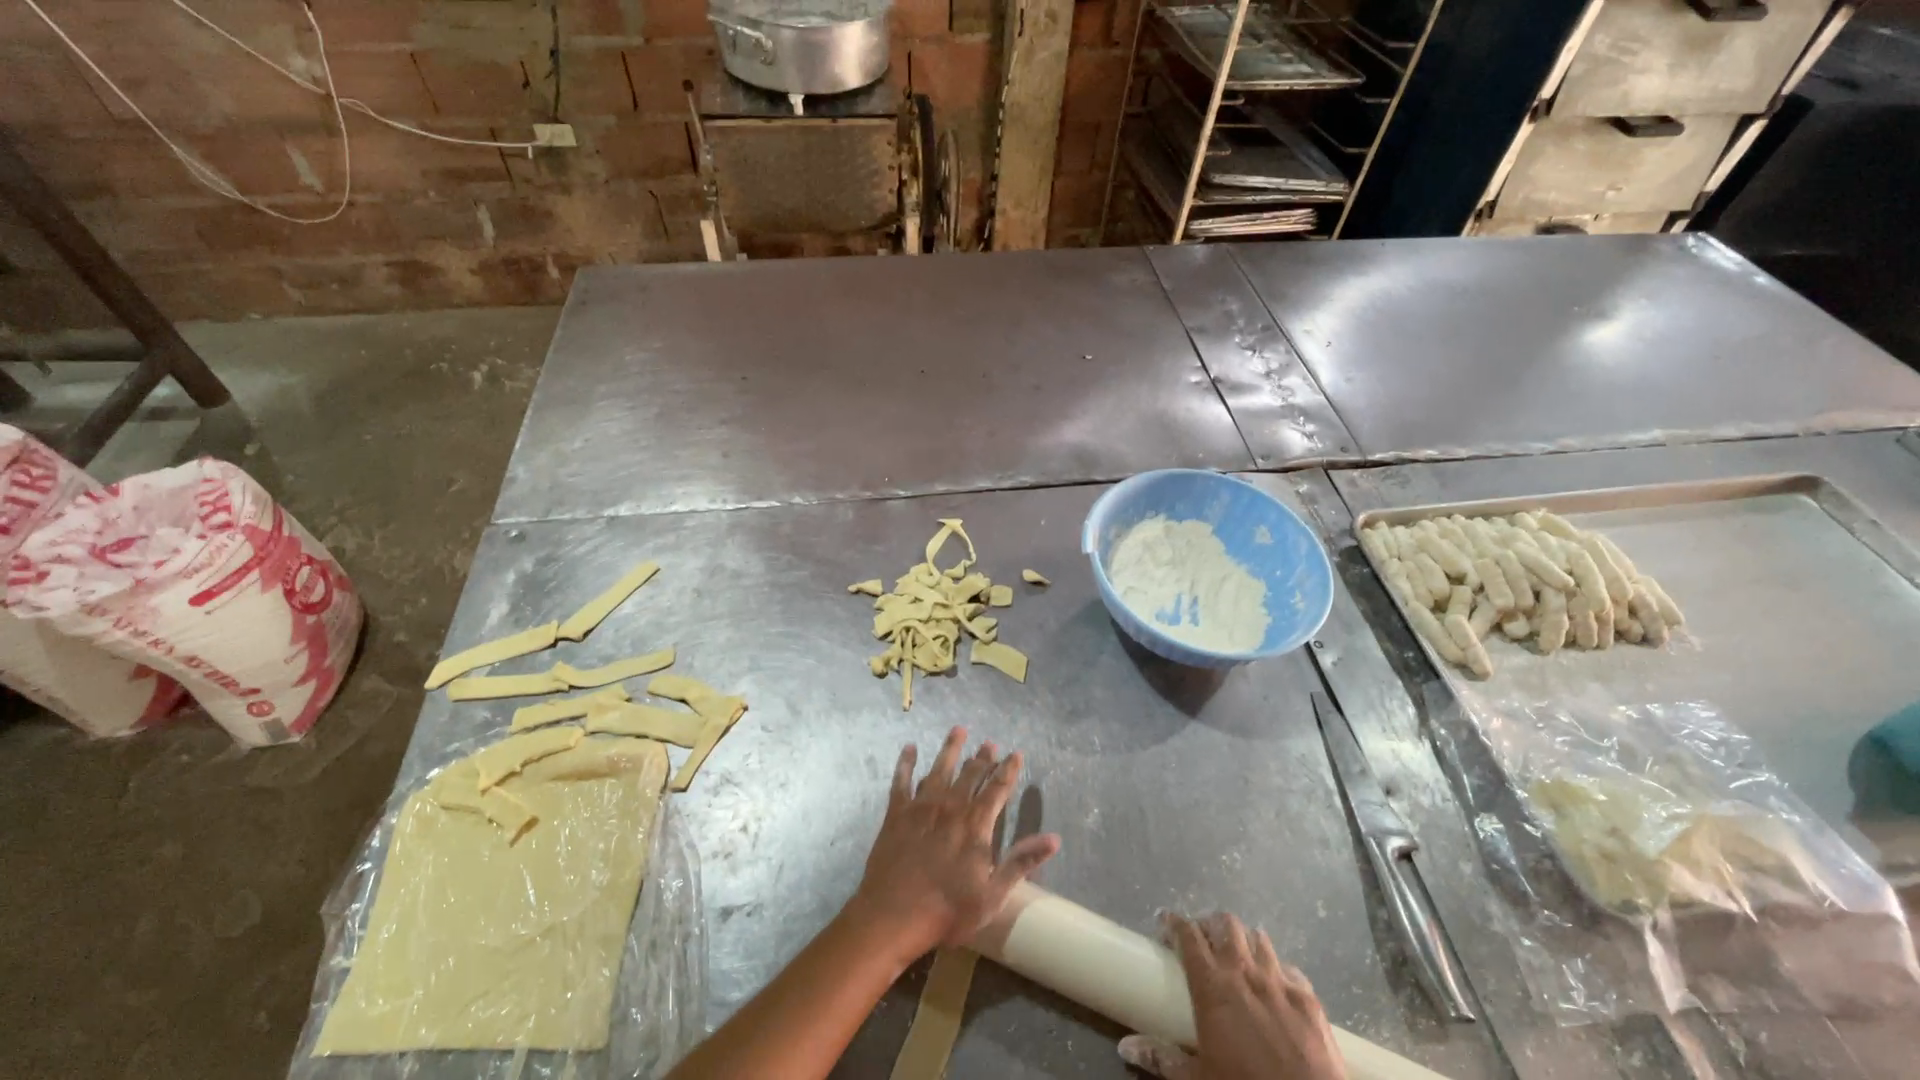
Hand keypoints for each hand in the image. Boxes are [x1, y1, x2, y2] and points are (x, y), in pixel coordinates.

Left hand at [850, 726, 1060, 960]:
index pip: (997, 789)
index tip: (1016, 754)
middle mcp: (949, 808)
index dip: (1009, 771)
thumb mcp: (993, 895)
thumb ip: (1021, 863)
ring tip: (958, 730)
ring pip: (938, 769)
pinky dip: (906, 763)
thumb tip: (1054, 839)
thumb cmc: (947, 911)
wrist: (893, 916)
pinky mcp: (895, 815)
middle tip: (990, 742)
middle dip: (983, 757)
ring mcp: (920, 808)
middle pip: (970, 774)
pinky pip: (901, 781)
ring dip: (950, 749)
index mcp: (975, 825)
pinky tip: (909, 748)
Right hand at [1118, 912, 1346, 1079]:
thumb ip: (1161, 1059)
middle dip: (1209, 924)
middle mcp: (1245, 973)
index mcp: (1213, 987)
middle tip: (1199, 941)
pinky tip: (1273, 986)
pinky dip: (1275, 968)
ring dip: (1242, 940)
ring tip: (1235, 957)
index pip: (1189, 936)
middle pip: (1225, 924)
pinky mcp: (1309, 997)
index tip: (1164, 924)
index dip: (1174, 923)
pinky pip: (1288, 967)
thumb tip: (1126, 1048)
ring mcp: (1281, 981)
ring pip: (1258, 938)